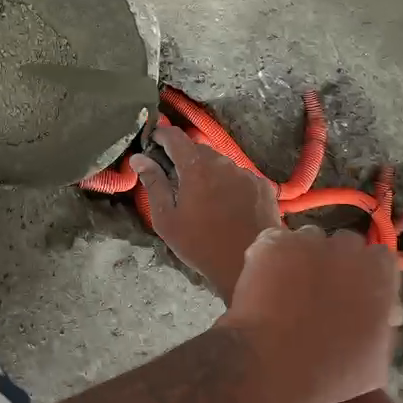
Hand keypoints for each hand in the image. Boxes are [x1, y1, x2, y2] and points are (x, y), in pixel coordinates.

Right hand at [133, 122, 279, 300]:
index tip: (153, 142)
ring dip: (209, 171)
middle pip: (198, 149)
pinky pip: (240, 175)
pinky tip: (229, 205)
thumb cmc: (200, 245)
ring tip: (206, 197)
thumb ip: (153, 183)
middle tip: (178, 180)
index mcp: (196, 167)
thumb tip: (139, 158)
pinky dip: (230, 183)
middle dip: (185, 158)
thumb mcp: (166, 219)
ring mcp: (246, 173)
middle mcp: (222, 162)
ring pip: (220, 162)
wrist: (249, 267)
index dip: (161, 135)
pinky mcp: (263, 185)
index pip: (175, 136)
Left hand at [220, 227, 402, 402]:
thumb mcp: (376, 359)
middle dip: (339, 262)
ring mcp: (306, 240)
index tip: (358, 291)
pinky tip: (269, 280)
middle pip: (346, 245)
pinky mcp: (271, 241)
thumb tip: (390, 310)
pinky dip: (274, 255)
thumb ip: (386, 326)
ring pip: (309, 239)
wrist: (272, 362)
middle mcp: (345, 247)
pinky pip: (276, 240)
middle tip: (324, 289)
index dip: (369, 275)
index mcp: (378, 272)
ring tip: (292, 286)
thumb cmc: (332, 370)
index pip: (381, 260)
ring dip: (305, 256)